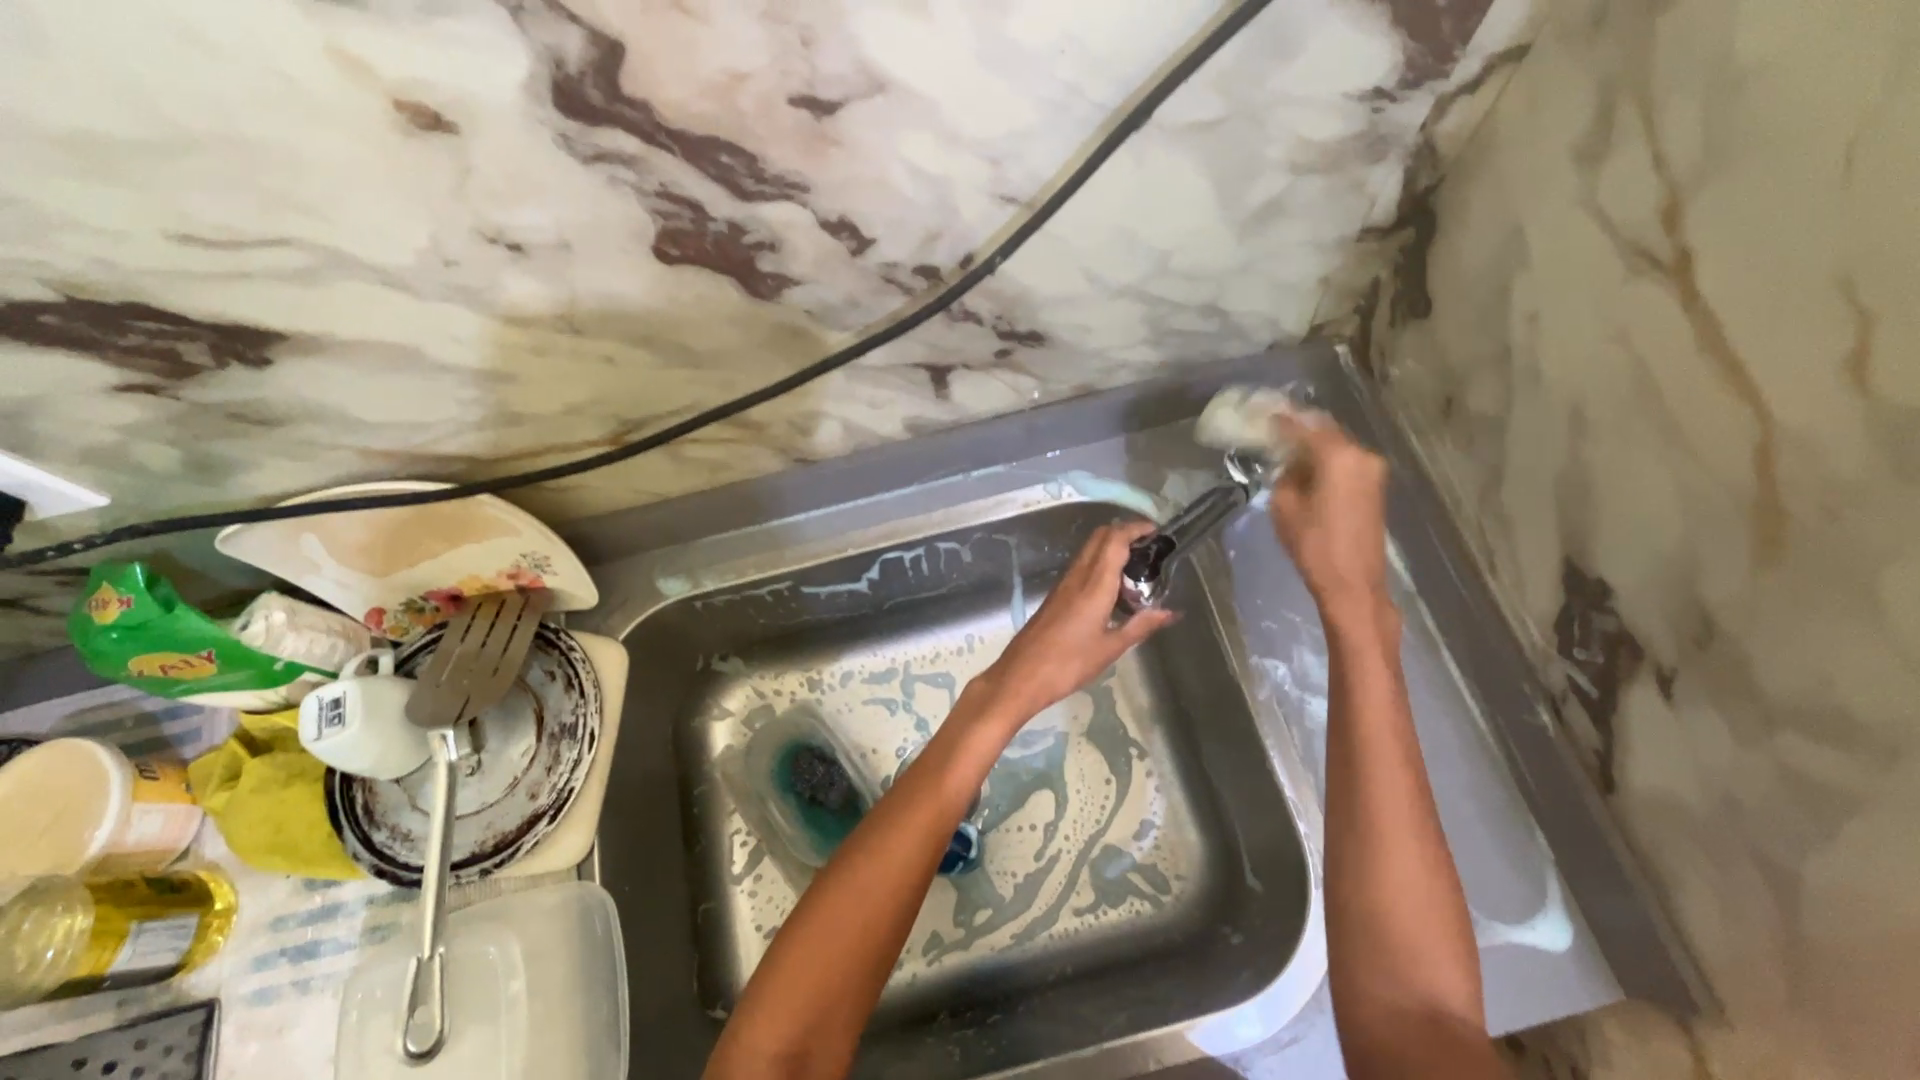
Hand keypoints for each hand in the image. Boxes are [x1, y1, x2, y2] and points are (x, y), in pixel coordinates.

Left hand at [972, 522, 1177, 722]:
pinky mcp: (1056, 595)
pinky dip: (1100, 565)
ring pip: (1089, 551)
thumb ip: (1141, 625)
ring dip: (1112, 549)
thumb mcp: (1111, 647)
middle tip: (1149, 548)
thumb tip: (1171, 612)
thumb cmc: (1069, 663)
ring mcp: (1064, 584)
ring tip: (1138, 570)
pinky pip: (1082, 567)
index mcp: (1094, 584)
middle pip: (1100, 537)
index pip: (1115, 539)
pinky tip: (1114, 590)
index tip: (1156, 532)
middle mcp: (1077, 575)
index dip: (1135, 528)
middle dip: (1125, 533)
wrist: (1021, 676)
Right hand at [1269, 416, 1395, 627]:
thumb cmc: (1314, 545)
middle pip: (1326, 430)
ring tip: (1285, 446)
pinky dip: (1326, 459)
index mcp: (1339, 456)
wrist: (1353, 583)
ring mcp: (1373, 470)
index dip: (1282, 419)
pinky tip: (1306, 465)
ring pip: (1337, 445)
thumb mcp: (1285, 507)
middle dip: (1300, 428)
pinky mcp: (1375, 486)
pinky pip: (1346, 461)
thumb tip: (1289, 463)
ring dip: (1313, 444)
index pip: (1305, 426)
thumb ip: (1285, 475)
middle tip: (1273, 426)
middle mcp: (1362, 455)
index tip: (1263, 412)